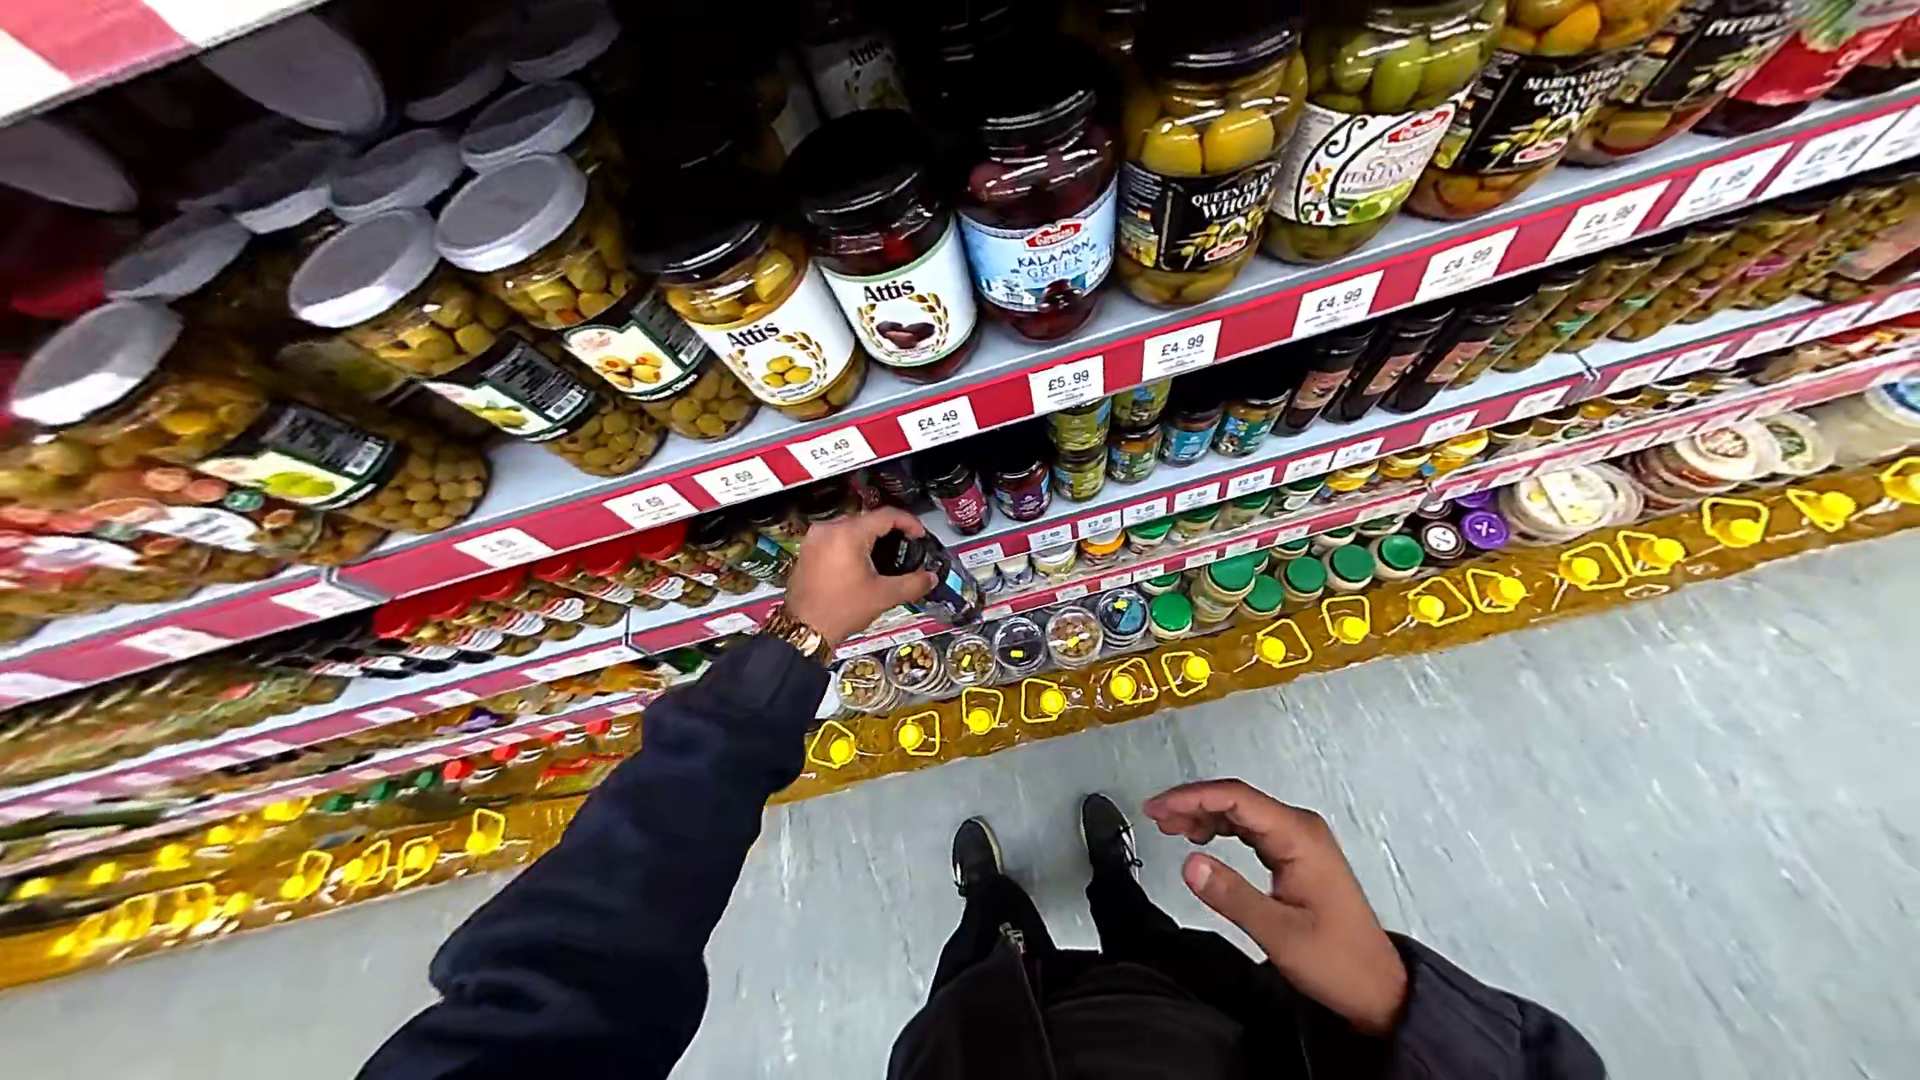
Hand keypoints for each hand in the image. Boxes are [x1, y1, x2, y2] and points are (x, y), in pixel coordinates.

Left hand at [783, 507, 935, 646]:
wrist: (805, 629)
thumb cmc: (839, 610)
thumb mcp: (883, 596)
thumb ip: (912, 583)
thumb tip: (929, 578)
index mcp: (848, 534)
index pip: (886, 515)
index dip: (909, 522)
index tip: (918, 535)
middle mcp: (828, 530)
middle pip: (867, 519)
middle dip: (889, 530)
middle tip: (904, 545)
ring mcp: (814, 539)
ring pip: (850, 527)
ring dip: (869, 537)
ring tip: (884, 554)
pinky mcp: (807, 550)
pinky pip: (834, 537)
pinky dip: (851, 544)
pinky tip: (860, 562)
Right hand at [1144, 779, 1407, 1035]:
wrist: (1380, 990)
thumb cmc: (1341, 962)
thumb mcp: (1280, 934)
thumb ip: (1232, 896)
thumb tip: (1190, 863)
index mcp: (1298, 836)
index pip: (1234, 798)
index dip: (1192, 798)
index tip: (1160, 807)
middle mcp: (1298, 828)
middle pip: (1234, 798)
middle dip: (1191, 802)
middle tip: (1156, 814)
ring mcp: (1296, 838)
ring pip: (1238, 810)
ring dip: (1201, 813)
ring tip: (1169, 825)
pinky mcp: (1291, 851)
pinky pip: (1246, 825)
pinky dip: (1217, 826)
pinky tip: (1199, 836)